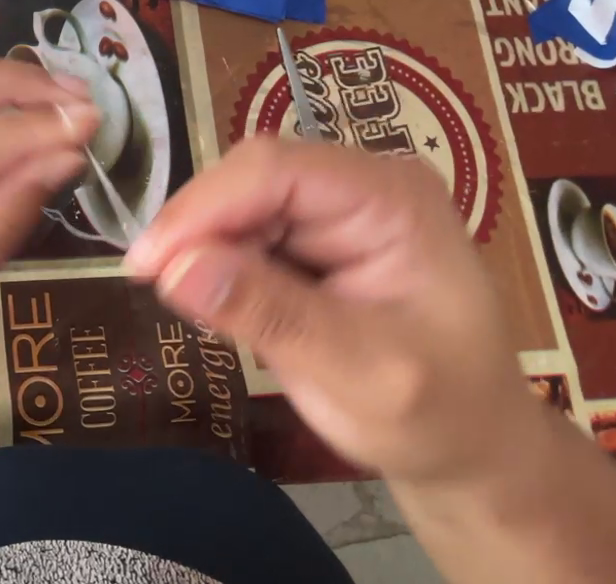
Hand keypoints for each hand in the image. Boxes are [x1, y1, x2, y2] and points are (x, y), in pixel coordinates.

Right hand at [124, 138, 546, 483]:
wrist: (467, 445)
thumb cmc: (439, 414)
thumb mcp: (362, 375)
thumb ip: (273, 316)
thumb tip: (175, 268)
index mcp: (390, 197)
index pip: (274, 171)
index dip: (202, 208)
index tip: (147, 265)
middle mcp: (357, 183)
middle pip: (246, 177)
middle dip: (197, 229)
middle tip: (155, 286)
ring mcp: (330, 205)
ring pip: (233, 201)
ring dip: (201, 248)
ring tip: (196, 307)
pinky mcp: (306, 231)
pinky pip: (238, 229)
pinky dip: (214, 264)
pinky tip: (219, 303)